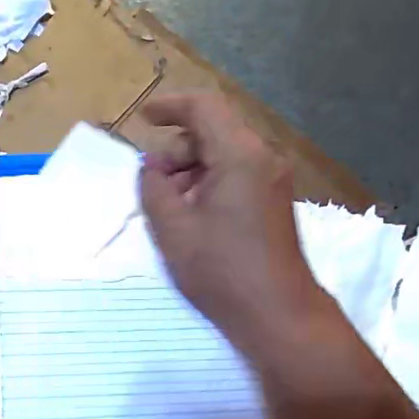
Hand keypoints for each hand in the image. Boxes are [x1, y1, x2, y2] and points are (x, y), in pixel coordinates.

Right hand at [137, 87, 338, 356]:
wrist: (276, 312)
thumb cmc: (220, 268)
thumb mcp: (172, 227)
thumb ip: (154, 188)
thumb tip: (152, 168)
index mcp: (240, 156)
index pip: (204, 108)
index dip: (170, 106)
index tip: (143, 117)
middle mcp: (263, 158)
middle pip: (213, 131)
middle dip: (176, 149)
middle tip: (151, 183)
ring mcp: (272, 179)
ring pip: (222, 154)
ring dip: (189, 168)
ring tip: (168, 204)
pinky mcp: (272, 200)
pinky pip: (235, 173)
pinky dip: (207, 182)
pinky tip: (191, 214)